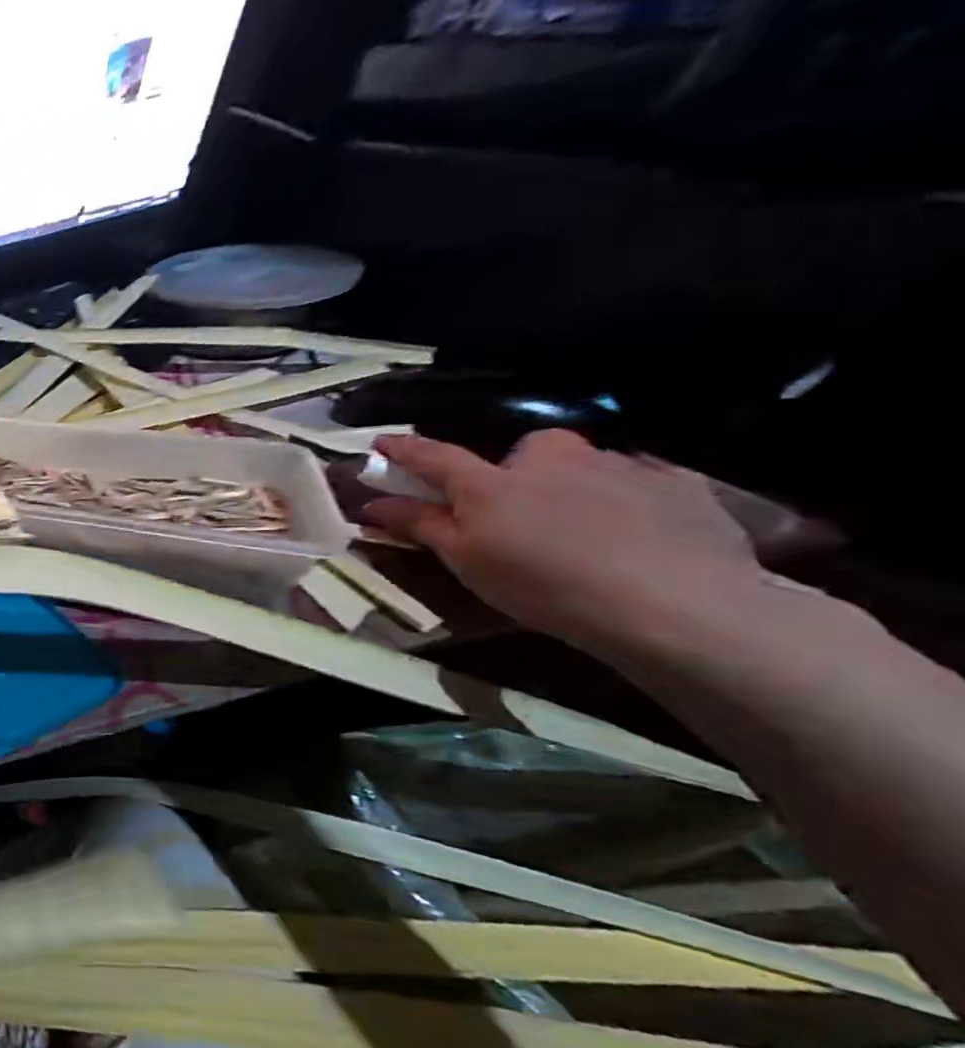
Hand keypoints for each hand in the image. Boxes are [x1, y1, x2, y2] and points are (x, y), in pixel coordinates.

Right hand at [362, 430, 764, 649]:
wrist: (675, 604)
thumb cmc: (546, 586)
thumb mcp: (468, 563)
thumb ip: (421, 526)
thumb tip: (373, 504)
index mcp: (491, 482)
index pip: (434, 456)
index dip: (406, 450)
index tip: (383, 443)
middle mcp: (550, 457)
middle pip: (521, 456)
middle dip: (515, 478)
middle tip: (523, 520)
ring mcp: (615, 463)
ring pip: (580, 468)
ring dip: (572, 490)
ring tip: (589, 538)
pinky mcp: (674, 480)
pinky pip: (636, 481)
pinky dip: (626, 500)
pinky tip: (638, 538)